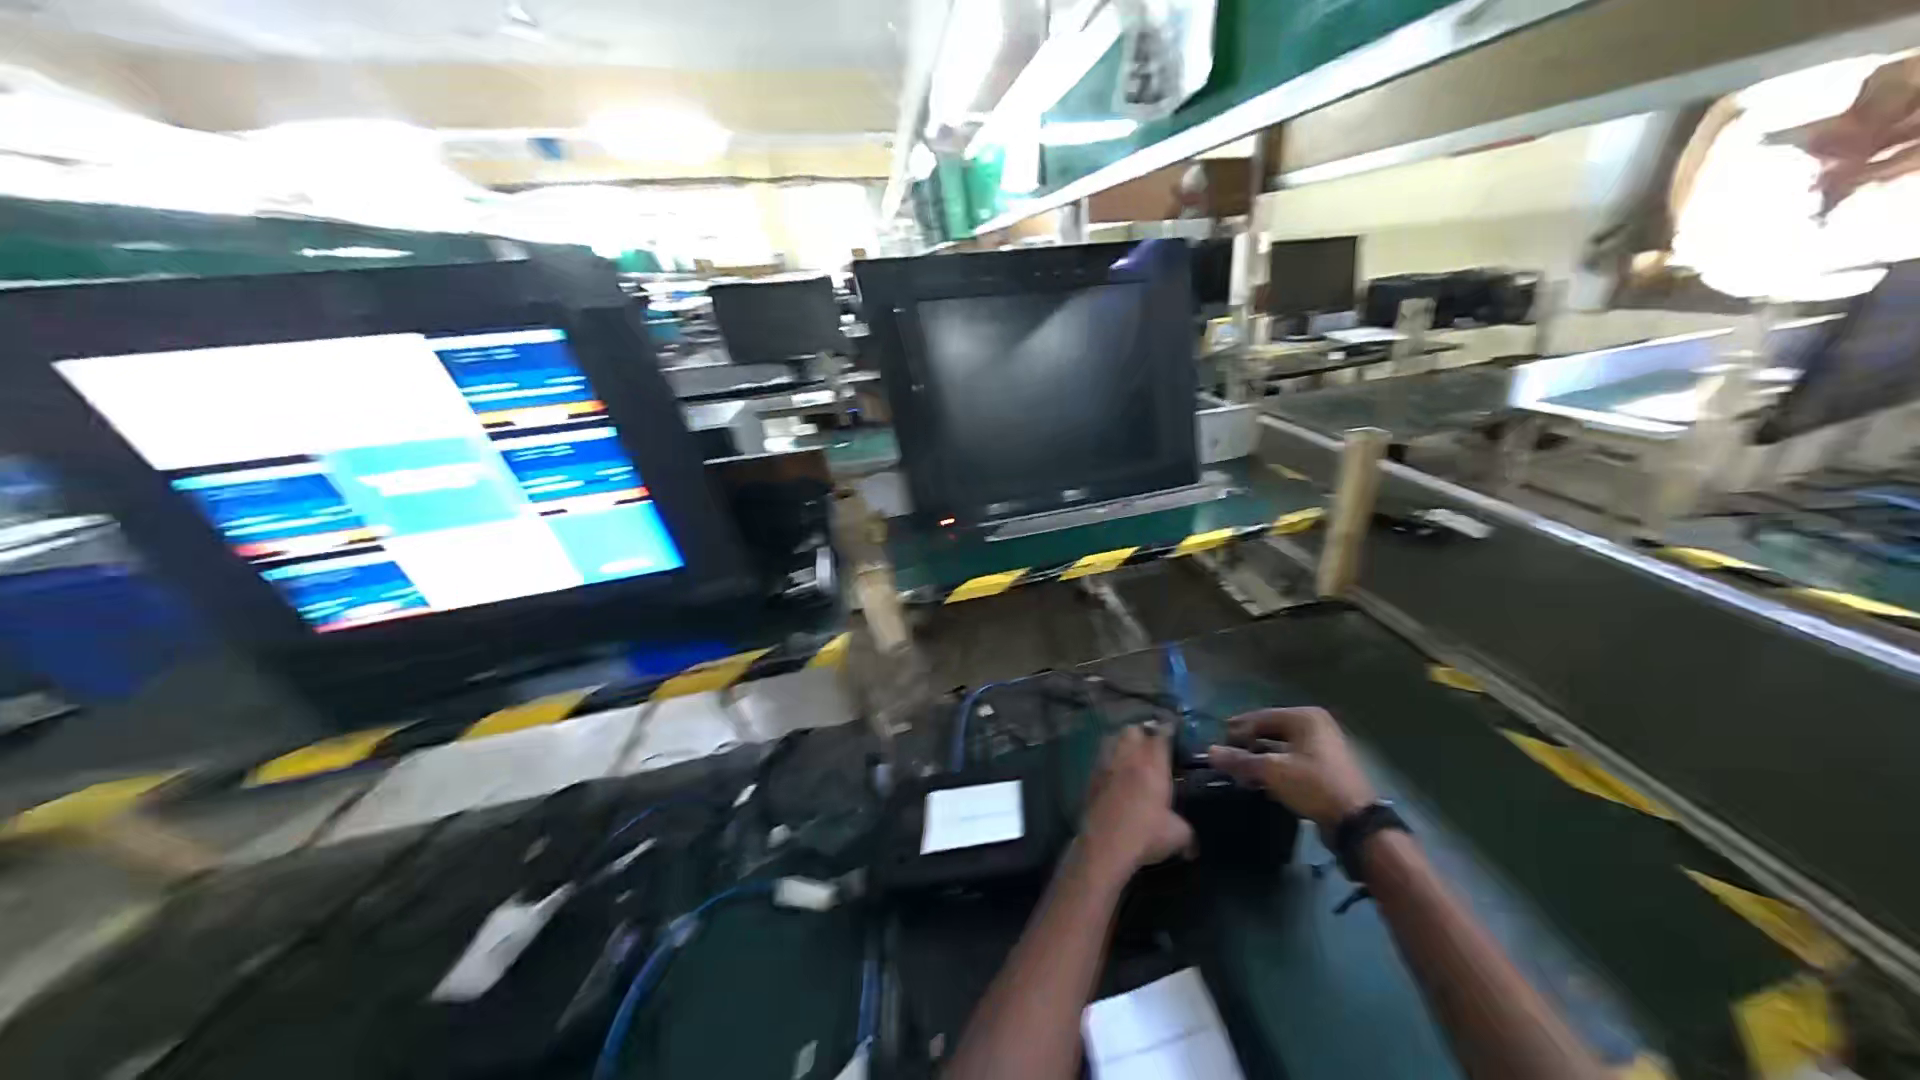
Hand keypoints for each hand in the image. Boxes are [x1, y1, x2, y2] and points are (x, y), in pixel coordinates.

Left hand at [1079, 727, 1192, 879]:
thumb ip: (1187, 833)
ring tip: (1131, 754)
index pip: (1161, 735)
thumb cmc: (1145, 835)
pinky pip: (1100, 756)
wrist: (1105, 846)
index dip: (1167, 730)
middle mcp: (1128, 758)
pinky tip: (1115, 771)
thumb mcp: (1177, 835)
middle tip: (1152, 745)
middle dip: (1143, 733)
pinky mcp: (1090, 777)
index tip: (1173, 732)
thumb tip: (1192, 848)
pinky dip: (1109, 757)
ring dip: (1123, 741)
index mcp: (1153, 765)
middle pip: (1134, 729)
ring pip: (1113, 738)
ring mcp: (1106, 764)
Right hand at [1206, 707, 1376, 828]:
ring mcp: (1321, 745)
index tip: (1218, 748)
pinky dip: (1274, 766)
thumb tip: (1209, 752)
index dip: (1236, 731)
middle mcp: (1314, 725)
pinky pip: (1290, 758)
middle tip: (1227, 759)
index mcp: (1303, 717)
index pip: (1259, 717)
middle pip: (1268, 730)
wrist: (1355, 821)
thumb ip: (1239, 760)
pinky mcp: (1324, 765)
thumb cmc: (1313, 785)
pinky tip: (1259, 780)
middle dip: (1247, 745)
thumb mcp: (1272, 771)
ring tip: (1239, 772)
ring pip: (1279, 746)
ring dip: (1258, 757)